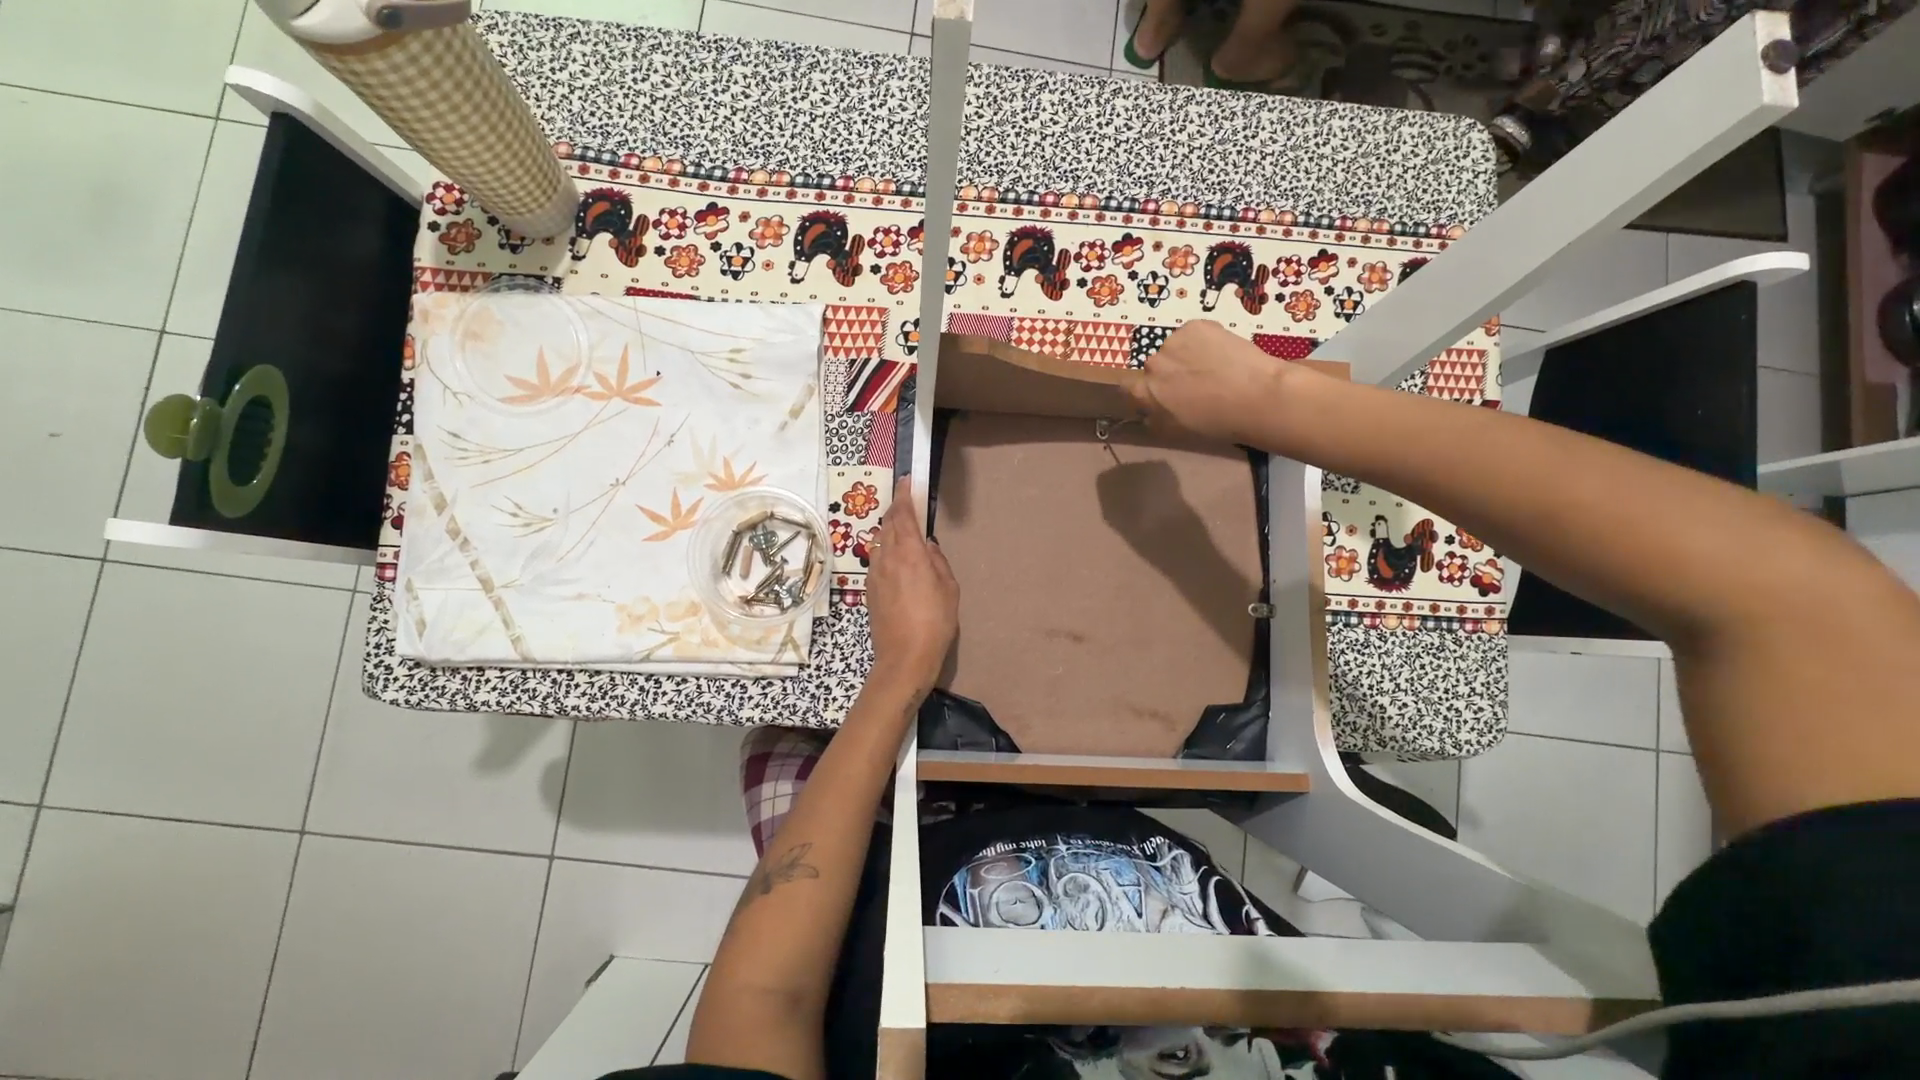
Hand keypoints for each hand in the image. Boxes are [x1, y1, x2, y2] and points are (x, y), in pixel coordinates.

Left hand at [865, 478, 958, 692]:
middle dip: (896, 510)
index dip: (904, 495)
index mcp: (910, 554)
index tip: (907, 480)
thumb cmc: (935, 623)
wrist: (904, 658)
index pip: (903, 515)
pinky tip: (897, 559)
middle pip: (887, 524)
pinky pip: (877, 559)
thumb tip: (928, 546)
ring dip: (890, 530)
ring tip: (903, 529)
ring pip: (879, 541)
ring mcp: (874, 574)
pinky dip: (885, 549)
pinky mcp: (869, 590)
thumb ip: (938, 562)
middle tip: (908, 502)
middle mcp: (887, 558)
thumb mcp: (949, 589)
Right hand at [1123, 319, 1291, 442]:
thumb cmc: (1218, 422)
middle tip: (1195, 382)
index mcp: (1146, 392)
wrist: (1256, 395)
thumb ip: (1158, 419)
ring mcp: (1174, 342)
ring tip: (1213, 366)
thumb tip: (1150, 414)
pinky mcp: (1195, 326)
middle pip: (1156, 365)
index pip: (1128, 386)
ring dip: (1187, 354)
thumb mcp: (1179, 429)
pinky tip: (1223, 352)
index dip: (1144, 388)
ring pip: (1176, 347)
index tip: (1161, 393)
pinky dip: (1204, 340)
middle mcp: (1153, 364)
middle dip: (1171, 371)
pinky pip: (1194, 333)